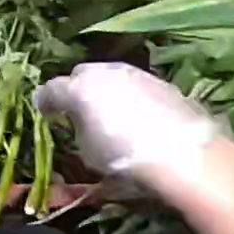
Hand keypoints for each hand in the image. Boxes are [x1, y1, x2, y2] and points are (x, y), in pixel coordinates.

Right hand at [34, 62, 231, 198]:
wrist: (187, 158)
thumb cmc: (126, 160)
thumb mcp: (88, 154)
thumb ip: (77, 129)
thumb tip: (78, 122)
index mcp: (79, 89)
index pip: (50, 90)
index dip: (45, 103)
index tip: (47, 116)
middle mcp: (105, 73)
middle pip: (80, 74)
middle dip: (75, 90)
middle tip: (78, 113)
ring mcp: (135, 73)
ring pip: (109, 76)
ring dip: (104, 91)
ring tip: (110, 114)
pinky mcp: (161, 82)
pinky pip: (134, 84)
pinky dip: (128, 96)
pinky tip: (138, 117)